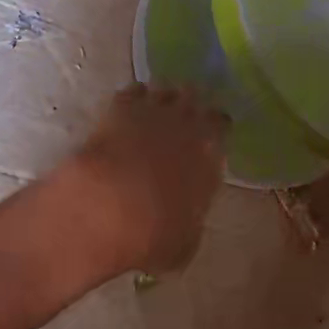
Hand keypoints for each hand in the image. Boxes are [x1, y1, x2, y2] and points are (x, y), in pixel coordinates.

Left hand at [61, 84, 227, 273]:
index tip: (208, 134)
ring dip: (161, 97)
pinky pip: (132, 90)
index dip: (215, 126)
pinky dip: (133, 97)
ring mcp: (152, 109)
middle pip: (193, 96)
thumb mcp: (186, 240)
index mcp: (210, 150)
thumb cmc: (155, 231)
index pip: (221, 123)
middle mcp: (186, 121)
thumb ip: (193, 216)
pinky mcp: (120, 105)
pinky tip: (128, 108)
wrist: (108, 205)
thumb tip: (187, 215)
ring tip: (153, 109)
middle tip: (180, 116)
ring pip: (163, 88)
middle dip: (188, 104)